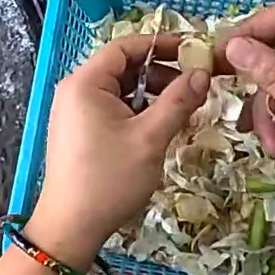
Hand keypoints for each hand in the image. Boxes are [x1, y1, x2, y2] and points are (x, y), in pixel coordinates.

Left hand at [29, 35, 209, 266]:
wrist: (71, 227)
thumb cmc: (109, 179)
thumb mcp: (150, 138)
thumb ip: (178, 102)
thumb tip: (203, 73)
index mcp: (85, 82)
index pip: (125, 47)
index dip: (161, 46)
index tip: (193, 51)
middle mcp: (75, 90)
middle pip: (122, 67)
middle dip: (160, 73)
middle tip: (194, 86)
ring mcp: (74, 112)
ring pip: (119, 89)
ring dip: (151, 94)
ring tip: (181, 109)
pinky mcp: (78, 131)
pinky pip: (111, 108)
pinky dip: (136, 110)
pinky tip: (159, 125)